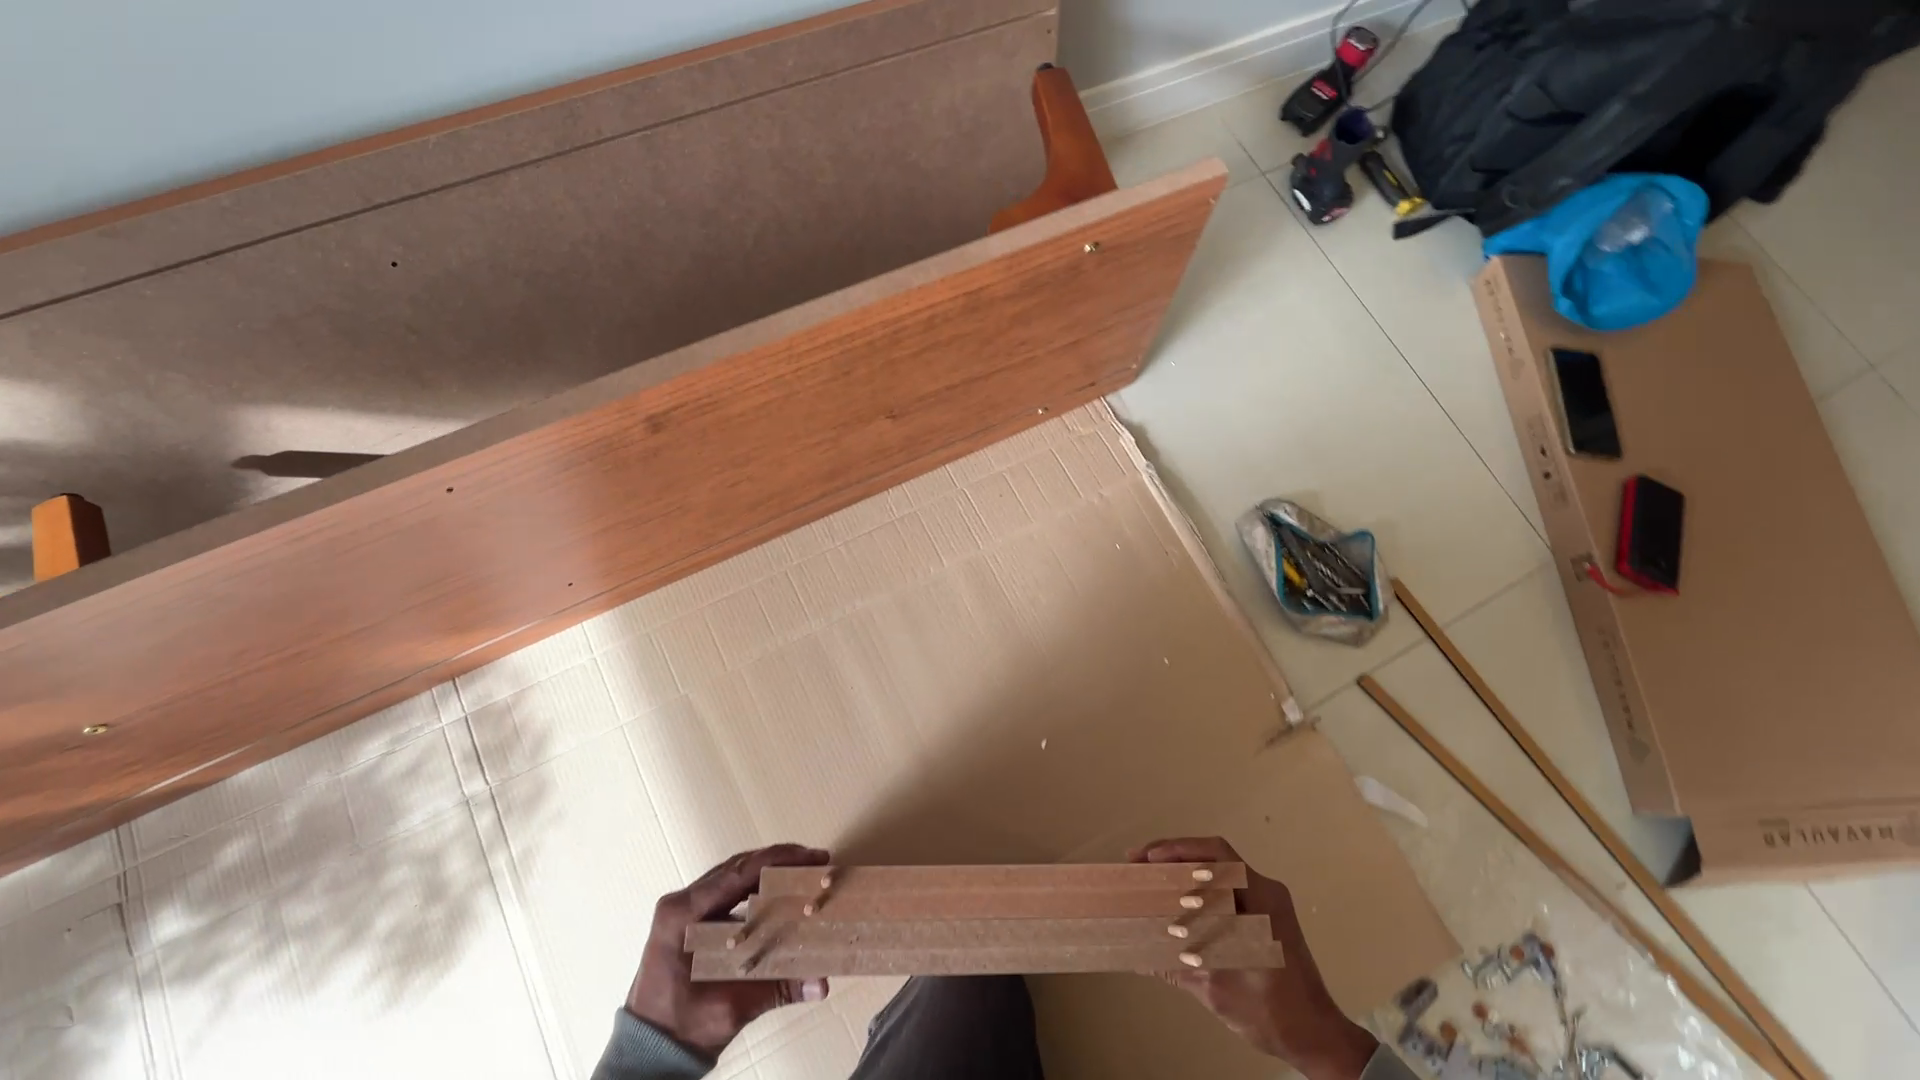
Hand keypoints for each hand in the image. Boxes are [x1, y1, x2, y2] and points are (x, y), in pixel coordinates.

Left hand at [624, 844, 833, 1058]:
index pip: (737, 873)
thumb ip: (776, 990)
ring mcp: (685, 909)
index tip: (812, 857)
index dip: (778, 860)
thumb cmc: (682, 1026)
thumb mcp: (730, 1008)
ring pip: (733, 876)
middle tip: (816, 861)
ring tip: (803, 872)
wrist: (651, 1048)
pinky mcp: (692, 919)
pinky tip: (780, 895)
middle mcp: (682, 902)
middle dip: (779, 860)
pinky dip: (756, 887)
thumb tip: (822, 984)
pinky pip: (728, 892)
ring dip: (768, 870)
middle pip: (737, 867)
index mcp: (684, 914)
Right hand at [1131, 836, 1379, 1079]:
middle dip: (1174, 858)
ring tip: (1150, 881)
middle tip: (1138, 864)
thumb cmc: (1274, 1012)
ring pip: (1219, 873)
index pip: (1217, 855)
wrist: (1318, 1039)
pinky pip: (1227, 892)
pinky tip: (1175, 905)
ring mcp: (1268, 905)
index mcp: (1262, 899)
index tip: (1148, 859)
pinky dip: (1199, 892)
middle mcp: (1267, 892)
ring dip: (1185, 874)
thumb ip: (1178, 967)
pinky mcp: (1264, 920)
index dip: (1179, 850)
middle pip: (1215, 858)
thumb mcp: (1219, 989)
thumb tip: (1139, 956)